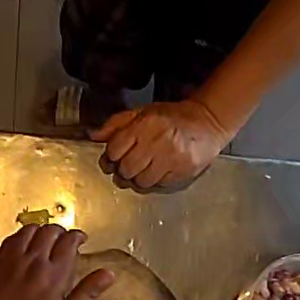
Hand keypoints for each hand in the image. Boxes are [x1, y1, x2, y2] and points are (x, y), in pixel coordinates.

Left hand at [0, 224, 114, 299]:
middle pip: (48, 232)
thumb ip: (87, 294)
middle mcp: (33, 261)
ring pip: (27, 231)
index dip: (77, 236)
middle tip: (64, 240)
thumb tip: (109, 274)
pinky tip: (22, 245)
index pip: (69, 242)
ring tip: (44, 238)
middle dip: (60, 232)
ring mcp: (11, 261)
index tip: (81, 239)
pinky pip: (9, 240)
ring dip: (40, 230)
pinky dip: (20, 237)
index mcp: (54, 274)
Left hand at [94, 98, 233, 191]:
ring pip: (141, 181)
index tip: (115, 155)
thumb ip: (116, 124)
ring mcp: (171, 158)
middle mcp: (158, 141)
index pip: (114, 150)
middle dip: (123, 169)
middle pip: (126, 169)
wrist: (207, 122)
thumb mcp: (142, 113)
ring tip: (145, 168)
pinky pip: (157, 186)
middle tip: (130, 164)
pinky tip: (158, 171)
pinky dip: (154, 182)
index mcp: (145, 124)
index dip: (111, 156)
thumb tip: (92, 135)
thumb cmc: (171, 117)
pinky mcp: (182, 172)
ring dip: (138, 178)